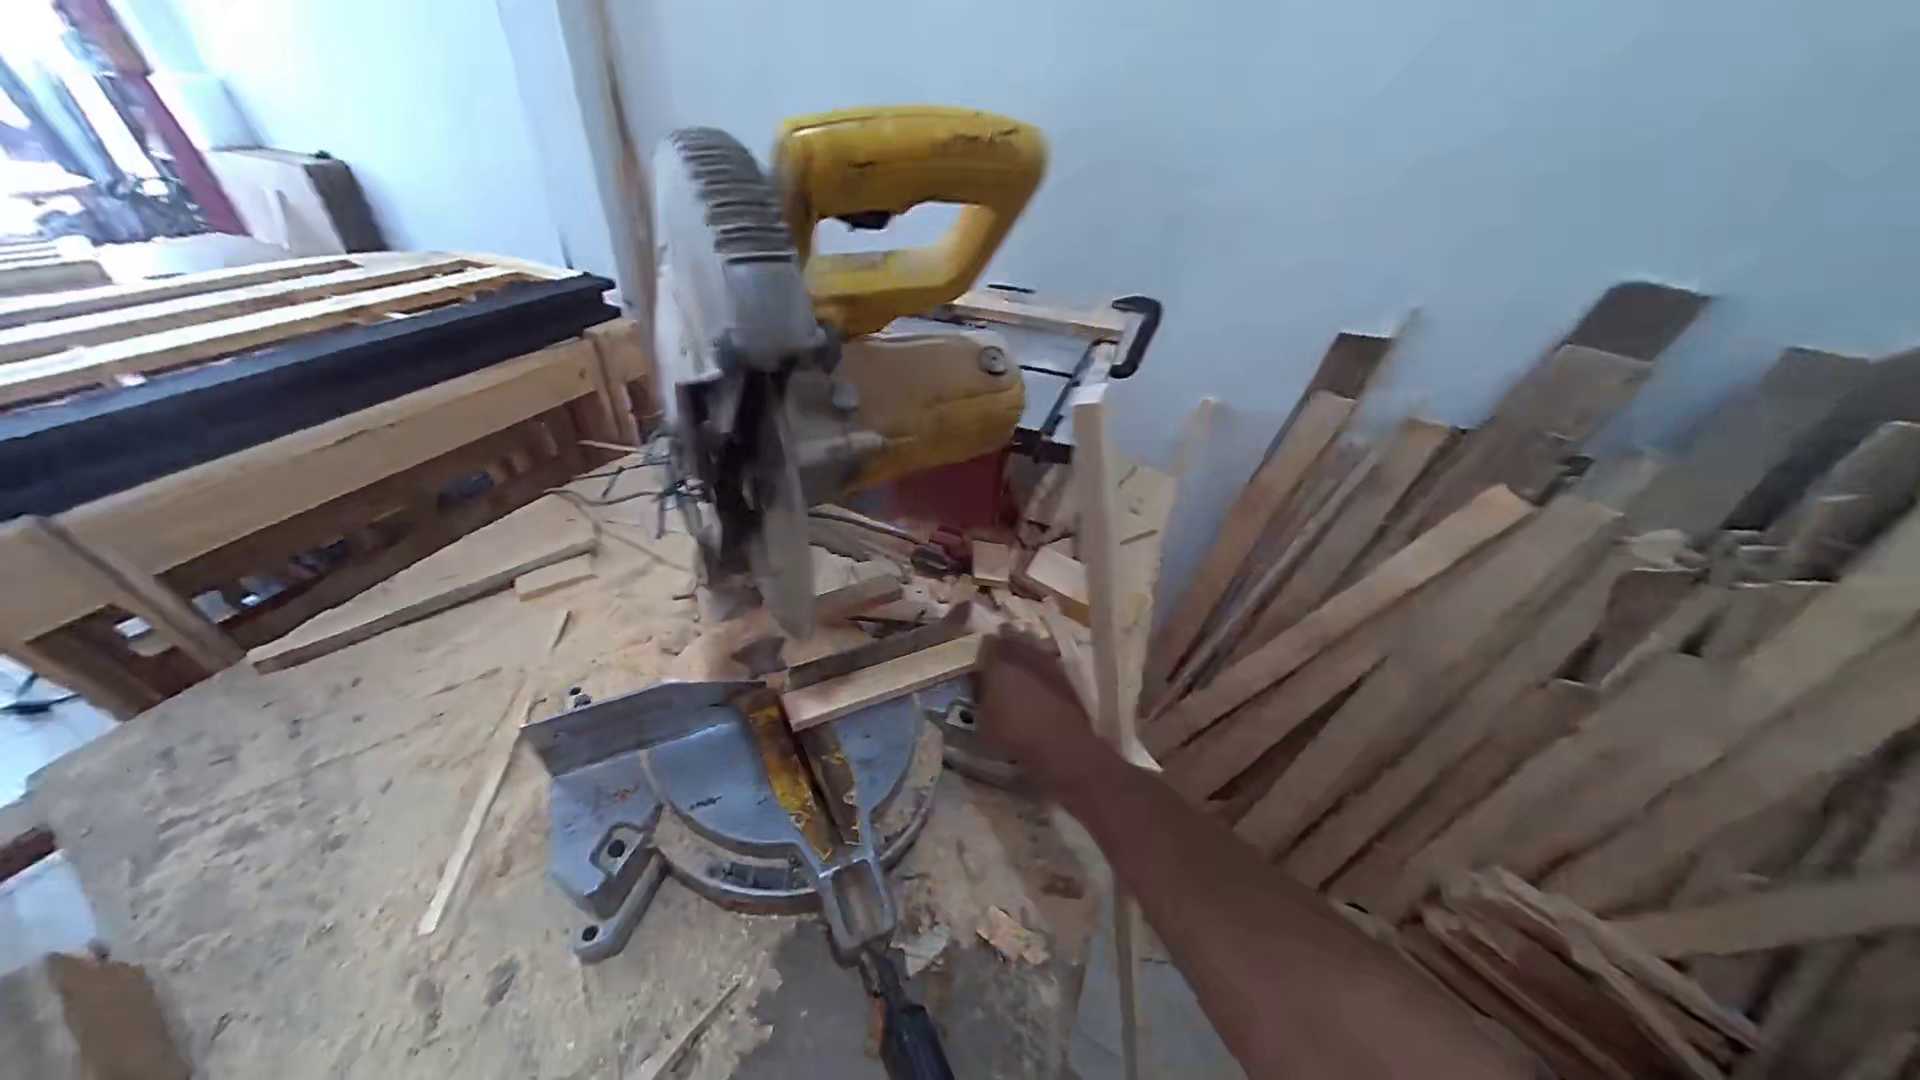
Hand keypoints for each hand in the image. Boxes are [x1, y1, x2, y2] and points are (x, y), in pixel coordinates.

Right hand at [974, 630, 1106, 786]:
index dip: (982, 656)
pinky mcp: (1065, 674)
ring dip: (1023, 664)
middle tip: (998, 675)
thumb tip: (979, 684)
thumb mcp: (982, 720)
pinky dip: (1040, 676)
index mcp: (1000, 658)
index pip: (986, 643)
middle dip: (1004, 655)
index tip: (980, 670)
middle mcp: (1024, 652)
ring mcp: (1048, 661)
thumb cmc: (1015, 731)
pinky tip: (1038, 696)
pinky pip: (1046, 668)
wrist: (1062, 744)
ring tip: (1019, 685)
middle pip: (1011, 643)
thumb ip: (979, 696)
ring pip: (1030, 653)